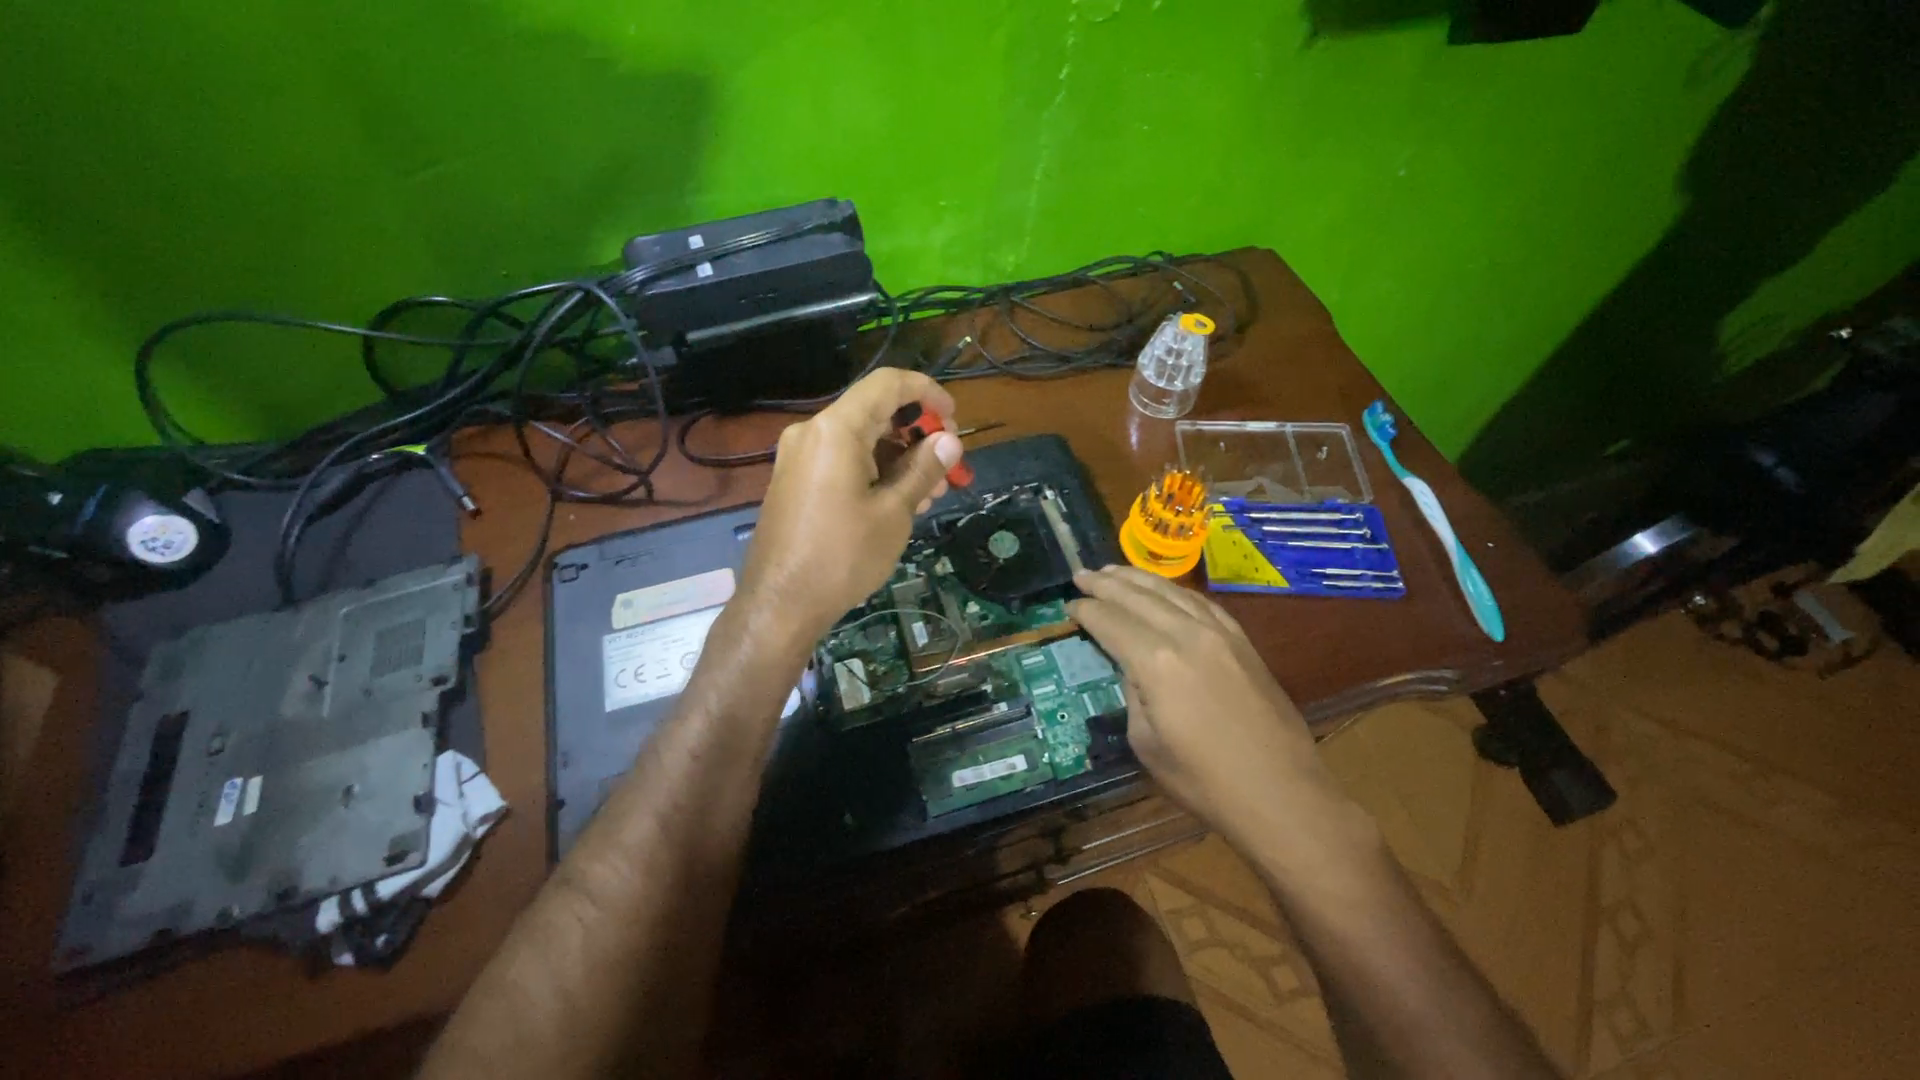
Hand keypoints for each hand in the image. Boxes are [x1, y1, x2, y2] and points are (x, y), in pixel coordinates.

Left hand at [738, 368, 963, 644]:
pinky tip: (898, 502)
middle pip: (874, 413)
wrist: (780, 604)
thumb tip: (950, 441)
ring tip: (930, 495)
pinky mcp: (795, 482)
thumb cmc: (842, 556)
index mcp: (836, 429)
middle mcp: (812, 433)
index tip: (954, 419)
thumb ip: (923, 469)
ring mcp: (799, 458)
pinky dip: (874, 471)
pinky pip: (841, 461)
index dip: (927, 393)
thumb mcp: (893, 512)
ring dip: (899, 458)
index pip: (887, 384)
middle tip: (948, 467)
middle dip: (917, 434)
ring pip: (860, 441)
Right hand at [1067, 566, 1334, 848]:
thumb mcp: (1146, 742)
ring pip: (1172, 593)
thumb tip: (1134, 669)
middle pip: (1139, 597)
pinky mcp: (1243, 643)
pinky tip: (1166, 592)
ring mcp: (1220, 635)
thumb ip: (1133, 693)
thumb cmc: (1203, 780)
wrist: (1280, 793)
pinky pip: (1203, 604)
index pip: (1111, 622)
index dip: (1087, 612)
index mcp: (1156, 662)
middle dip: (1106, 584)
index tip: (1068, 606)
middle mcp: (1187, 635)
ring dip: (1139, 579)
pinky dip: (1177, 592)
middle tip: (1081, 574)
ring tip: (1114, 571)